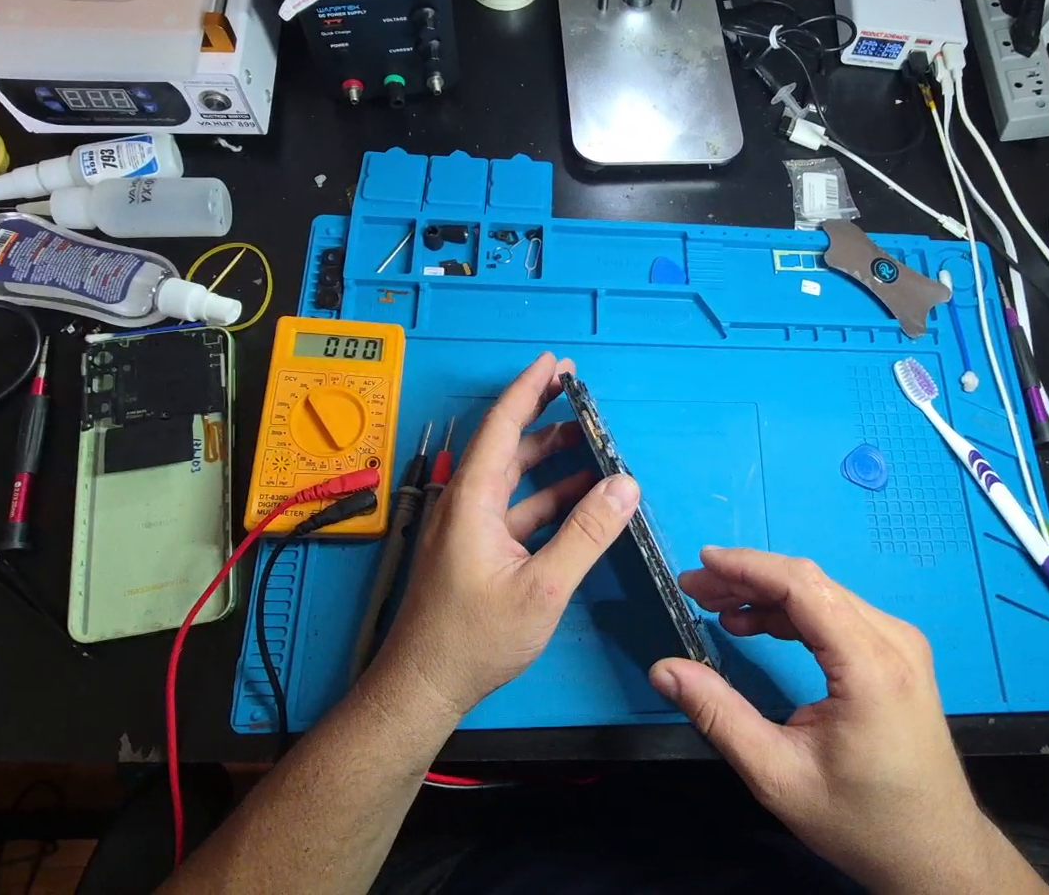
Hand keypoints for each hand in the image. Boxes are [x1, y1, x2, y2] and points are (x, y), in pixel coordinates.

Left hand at [370, 353, 638, 718]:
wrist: (424, 686)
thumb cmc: (474, 638)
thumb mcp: (541, 588)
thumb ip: (586, 534)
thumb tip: (624, 485)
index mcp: (473, 498)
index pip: (503, 426)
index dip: (529, 390)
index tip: (554, 363)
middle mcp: (467, 502)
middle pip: (508, 443)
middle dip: (542, 413)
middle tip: (577, 390)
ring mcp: (471, 526)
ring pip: (514, 475)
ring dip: (550, 456)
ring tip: (589, 440)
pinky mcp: (478, 549)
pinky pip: (517, 506)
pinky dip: (548, 495)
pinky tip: (579, 496)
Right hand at [650, 549, 1040, 894]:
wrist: (935, 854)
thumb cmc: (861, 821)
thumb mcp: (778, 775)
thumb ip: (718, 715)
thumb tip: (664, 670)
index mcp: (870, 665)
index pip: (802, 586)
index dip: (748, 567)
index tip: (701, 563)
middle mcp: (892, 639)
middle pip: (810, 583)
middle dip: (746, 579)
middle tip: (694, 588)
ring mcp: (899, 643)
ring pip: (822, 594)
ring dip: (765, 594)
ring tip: (714, 605)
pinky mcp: (896, 653)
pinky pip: (836, 614)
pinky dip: (791, 613)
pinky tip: (753, 625)